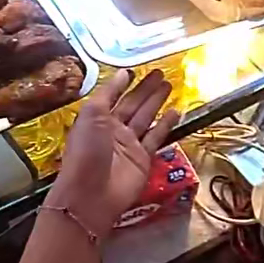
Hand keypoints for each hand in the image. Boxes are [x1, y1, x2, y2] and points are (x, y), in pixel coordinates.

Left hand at [47, 69, 177, 236]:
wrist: (92, 192)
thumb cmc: (86, 150)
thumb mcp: (91, 114)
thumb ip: (108, 93)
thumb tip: (123, 73)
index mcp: (96, 118)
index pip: (113, 95)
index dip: (124, 83)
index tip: (136, 70)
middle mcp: (113, 129)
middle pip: (133, 104)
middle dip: (145, 89)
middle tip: (161, 72)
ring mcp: (129, 144)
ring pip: (146, 117)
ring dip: (157, 102)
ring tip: (170, 85)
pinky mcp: (143, 159)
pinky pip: (157, 137)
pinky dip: (166, 124)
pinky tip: (176, 111)